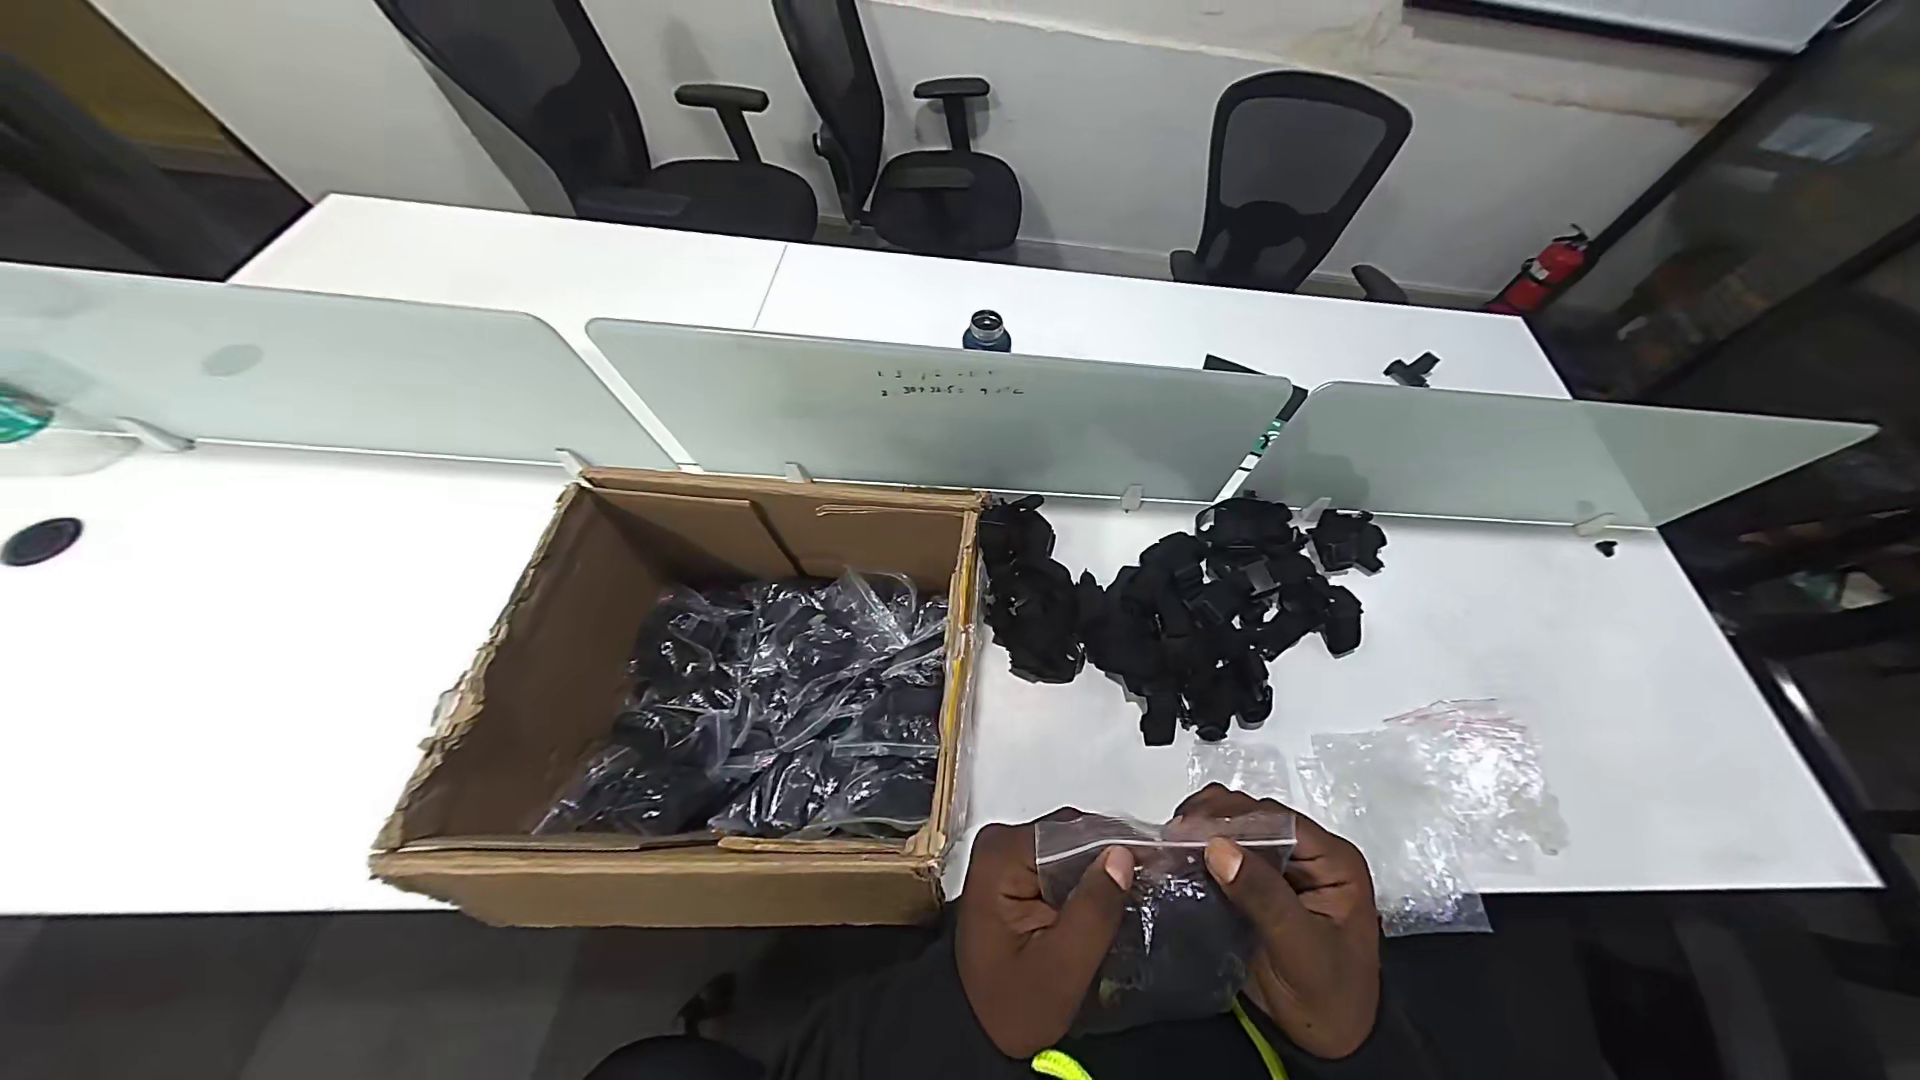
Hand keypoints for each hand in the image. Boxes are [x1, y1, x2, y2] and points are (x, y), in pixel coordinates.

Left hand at [955, 820, 1134, 1056]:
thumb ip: (1093, 910)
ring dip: (1100, 865)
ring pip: (1069, 843)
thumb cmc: (1012, 1004)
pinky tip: (1107, 895)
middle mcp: (1000, 841)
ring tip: (1137, 887)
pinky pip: (1058, 857)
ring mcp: (1004, 851)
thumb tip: (1123, 855)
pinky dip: (1084, 875)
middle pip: (1070, 832)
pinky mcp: (1012, 865)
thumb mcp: (1061, 967)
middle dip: (1111, 856)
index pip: (1071, 833)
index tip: (1158, 864)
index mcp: (1002, 855)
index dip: (1117, 846)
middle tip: (1154, 879)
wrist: (976, 1026)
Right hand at [1178, 784, 1380, 1059]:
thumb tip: (1219, 847)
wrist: (1324, 1043)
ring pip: (1232, 822)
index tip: (1188, 827)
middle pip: (1251, 814)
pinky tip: (1176, 855)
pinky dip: (1196, 844)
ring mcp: (1277, 861)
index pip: (1278, 820)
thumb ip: (1265, 899)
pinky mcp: (1251, 875)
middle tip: (1173, 837)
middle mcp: (1305, 851)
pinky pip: (1220, 846)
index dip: (1233, 817)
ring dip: (1199, 827)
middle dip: (1209, 819)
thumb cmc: (1329, 1001)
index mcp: (1332, 861)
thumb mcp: (1302, 952)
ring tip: (1171, 844)